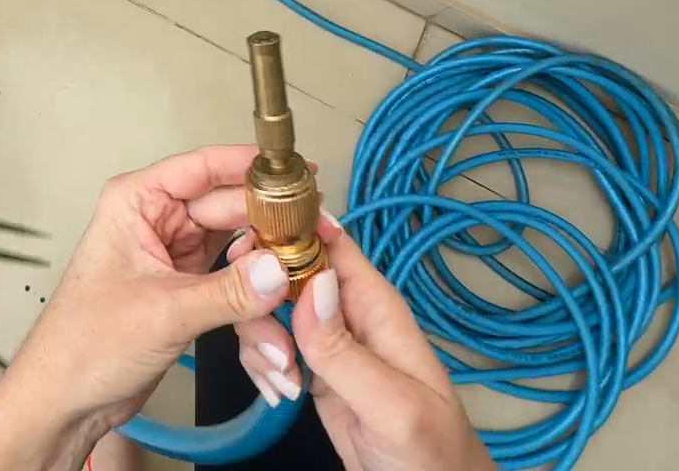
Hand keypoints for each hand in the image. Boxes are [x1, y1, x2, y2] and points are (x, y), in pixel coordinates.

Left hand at [15, 144, 294, 424]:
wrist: (66, 400)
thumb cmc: (83, 343)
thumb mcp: (163, 312)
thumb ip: (227, 292)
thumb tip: (276, 270)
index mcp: (137, 201)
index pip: (202, 168)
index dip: (249, 164)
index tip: (291, 168)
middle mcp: (157, 218)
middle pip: (227, 206)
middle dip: (268, 222)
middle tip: (311, 230)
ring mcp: (173, 251)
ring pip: (234, 242)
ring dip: (264, 262)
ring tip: (299, 273)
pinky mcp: (186, 284)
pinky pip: (231, 276)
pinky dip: (252, 293)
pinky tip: (275, 310)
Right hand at [232, 220, 497, 470]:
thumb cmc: (431, 454)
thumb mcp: (392, 406)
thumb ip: (346, 350)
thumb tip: (312, 282)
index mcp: (373, 301)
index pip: (327, 239)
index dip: (285, 230)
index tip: (247, 251)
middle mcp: (345, 309)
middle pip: (284, 269)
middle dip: (262, 299)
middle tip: (270, 345)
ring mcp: (326, 338)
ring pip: (268, 306)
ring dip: (260, 339)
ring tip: (282, 380)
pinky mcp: (309, 365)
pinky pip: (268, 343)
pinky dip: (261, 364)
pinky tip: (278, 392)